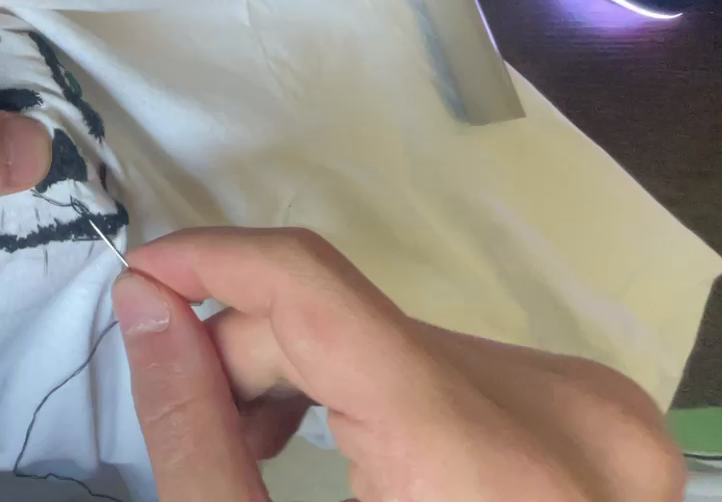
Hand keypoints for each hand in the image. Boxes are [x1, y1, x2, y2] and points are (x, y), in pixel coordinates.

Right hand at [112, 228, 685, 501]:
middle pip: (329, 312)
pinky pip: (417, 352)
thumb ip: (190, 427)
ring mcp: (584, 409)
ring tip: (262, 449)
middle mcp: (557, 407)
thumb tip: (141, 297)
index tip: (136, 278)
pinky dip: (349, 384)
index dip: (204, 260)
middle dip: (241, 353)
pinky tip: (331, 446)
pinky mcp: (582, 413)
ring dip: (290, 370)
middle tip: (208, 428)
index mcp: (484, 461)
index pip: (306, 279)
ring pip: (367, 325)